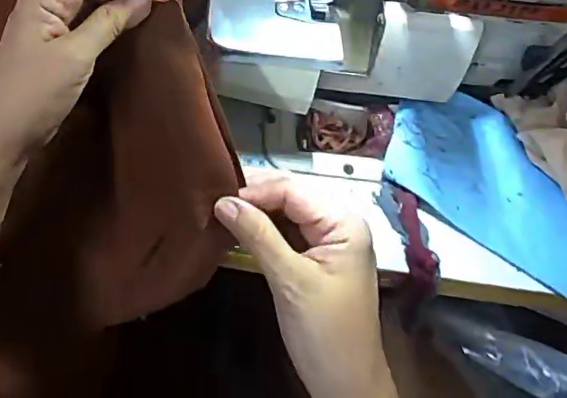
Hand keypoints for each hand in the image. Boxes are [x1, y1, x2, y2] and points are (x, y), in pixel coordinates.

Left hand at [0, 0, 161, 226]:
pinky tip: (130, 27)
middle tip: (158, 8)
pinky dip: (112, 18)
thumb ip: (110, 21)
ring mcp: (52, 17)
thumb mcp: (76, 56)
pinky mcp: (57, 38)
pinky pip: (90, 16)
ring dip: (122, 1)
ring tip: (149, 16)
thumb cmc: (32, 95)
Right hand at [215, 174, 396, 397]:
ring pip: (288, 214)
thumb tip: (224, 201)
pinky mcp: (319, 259)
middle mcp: (341, 223)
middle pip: (292, 197)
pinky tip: (242, 229)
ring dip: (258, 213)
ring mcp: (331, 242)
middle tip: (218, 198)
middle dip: (256, 197)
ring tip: (224, 209)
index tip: (220, 195)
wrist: (348, 392)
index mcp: (344, 222)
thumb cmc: (327, 335)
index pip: (294, 190)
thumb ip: (258, 236)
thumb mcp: (290, 281)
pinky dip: (266, 231)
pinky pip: (289, 233)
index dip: (257, 190)